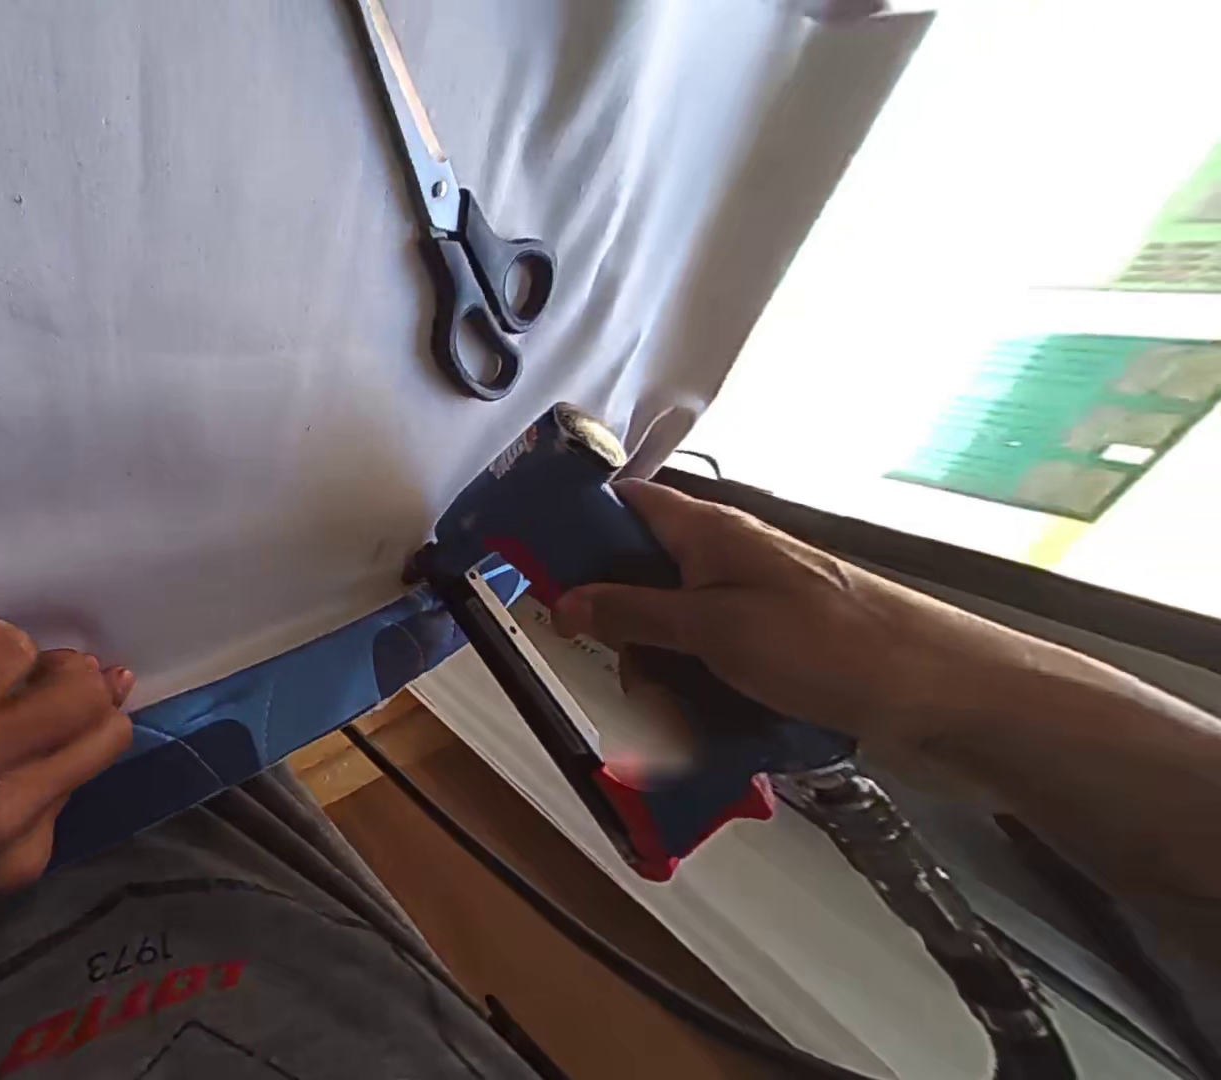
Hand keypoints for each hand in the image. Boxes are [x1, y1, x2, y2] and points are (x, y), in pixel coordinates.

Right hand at [552, 480, 1047, 748]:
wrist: (955, 702)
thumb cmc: (829, 646)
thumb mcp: (713, 629)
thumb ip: (631, 613)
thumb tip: (560, 604)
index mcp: (706, 531)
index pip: (624, 500)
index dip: (579, 517)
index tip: (538, 554)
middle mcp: (718, 557)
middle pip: (633, 569)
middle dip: (609, 613)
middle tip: (598, 651)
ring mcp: (740, 600)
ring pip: (660, 618)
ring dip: (646, 658)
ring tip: (657, 702)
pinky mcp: (760, 640)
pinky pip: (695, 650)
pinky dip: (681, 677)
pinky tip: (687, 713)